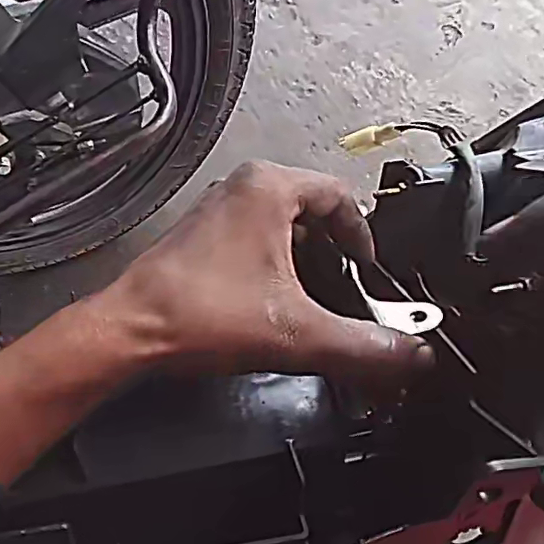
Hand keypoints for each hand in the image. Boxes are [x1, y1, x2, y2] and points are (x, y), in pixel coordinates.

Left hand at [0, 161, 427, 486]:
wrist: (131, 332)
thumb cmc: (203, 316)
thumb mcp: (298, 333)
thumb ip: (363, 345)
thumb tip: (412, 354)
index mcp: (269, 189)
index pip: (341, 197)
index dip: (365, 236)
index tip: (371, 271)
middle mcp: (240, 189)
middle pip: (312, 209)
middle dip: (336, 249)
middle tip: (348, 286)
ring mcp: (215, 210)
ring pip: (280, 224)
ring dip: (304, 258)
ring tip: (314, 297)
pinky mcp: (198, 237)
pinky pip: (252, 238)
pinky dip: (273, 263)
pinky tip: (273, 300)